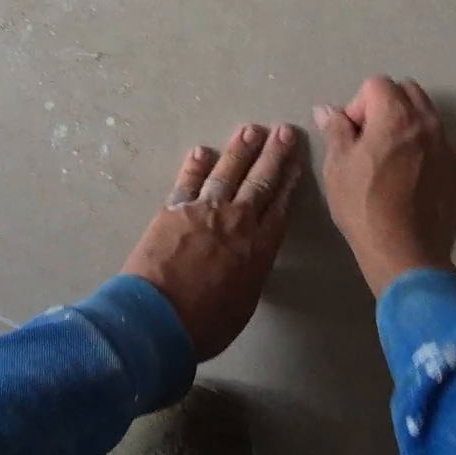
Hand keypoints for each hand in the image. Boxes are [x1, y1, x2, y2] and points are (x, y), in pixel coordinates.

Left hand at [122, 123, 303, 360]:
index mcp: (260, 248)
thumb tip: (249, 262)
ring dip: (240, 150)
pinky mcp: (173, 210)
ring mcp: (204, 211)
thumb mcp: (243, 305)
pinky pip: (188, 182)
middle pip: (260, 182)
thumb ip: (250, 275)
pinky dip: (196, 166)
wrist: (158, 318)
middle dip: (274, 155)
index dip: (290, 183)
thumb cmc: (205, 324)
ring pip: (227, 173)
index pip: (280, 207)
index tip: (297, 164)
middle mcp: (237, 222)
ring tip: (251, 130)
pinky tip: (202, 151)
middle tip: (284, 131)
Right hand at [313, 76, 455, 297]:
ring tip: (391, 163)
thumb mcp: (337, 167)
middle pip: (409, 92)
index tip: (353, 134)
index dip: (359, 104)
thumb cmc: (363, 207)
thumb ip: (335, 130)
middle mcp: (429, 124)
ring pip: (429, 119)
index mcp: (396, 116)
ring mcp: (450, 148)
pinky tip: (411, 185)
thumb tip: (327, 110)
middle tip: (371, 140)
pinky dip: (426, 154)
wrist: (406, 253)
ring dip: (408, 128)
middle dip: (387, 106)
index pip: (378, 83)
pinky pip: (442, 148)